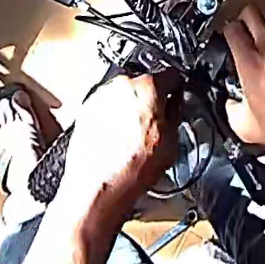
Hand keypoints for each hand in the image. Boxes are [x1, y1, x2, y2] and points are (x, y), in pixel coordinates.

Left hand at [55, 73, 177, 217]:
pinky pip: (107, 105)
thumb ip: (176, 112)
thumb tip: (175, 104)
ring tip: (134, 135)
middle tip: (156, 121)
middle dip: (151, 98)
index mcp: (148, 85)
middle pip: (145, 82)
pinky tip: (118, 139)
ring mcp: (102, 95)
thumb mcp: (171, 141)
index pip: (171, 74)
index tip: (177, 93)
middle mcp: (123, 83)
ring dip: (130, 106)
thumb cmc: (130, 168)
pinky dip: (113, 116)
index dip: (178, 86)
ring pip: (124, 94)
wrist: (97, 189)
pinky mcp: (86, 108)